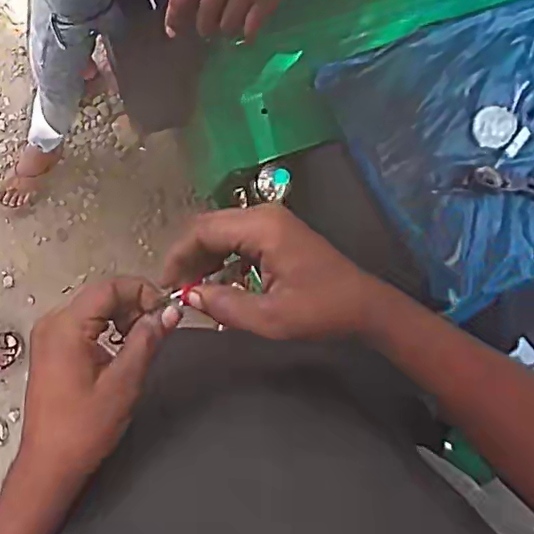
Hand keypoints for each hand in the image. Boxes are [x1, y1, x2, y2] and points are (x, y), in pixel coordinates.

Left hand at [16, 278, 179, 486]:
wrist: (50, 463)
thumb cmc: (81, 429)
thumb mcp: (123, 382)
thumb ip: (147, 340)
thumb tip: (167, 313)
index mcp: (65, 327)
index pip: (110, 287)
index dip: (143, 291)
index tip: (165, 309)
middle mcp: (52, 324)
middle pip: (101, 295)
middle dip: (134, 305)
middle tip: (158, 326)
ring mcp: (48, 336)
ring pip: (94, 309)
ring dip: (122, 317)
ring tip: (141, 341)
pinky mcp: (51, 349)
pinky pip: (84, 325)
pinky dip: (107, 329)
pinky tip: (121, 349)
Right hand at [161, 205, 395, 340]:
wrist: (366, 307)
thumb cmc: (322, 311)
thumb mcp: (270, 317)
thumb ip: (224, 305)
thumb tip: (189, 295)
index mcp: (262, 227)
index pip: (202, 231)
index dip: (178, 257)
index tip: (167, 284)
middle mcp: (264, 216)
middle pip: (209, 227)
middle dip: (188, 256)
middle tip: (178, 288)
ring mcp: (272, 222)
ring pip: (221, 232)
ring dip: (204, 258)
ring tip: (194, 288)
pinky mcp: (277, 233)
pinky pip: (237, 239)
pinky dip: (222, 259)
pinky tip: (219, 283)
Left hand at [164, 0, 364, 40]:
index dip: (175, 17)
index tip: (174, 28)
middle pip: (204, 15)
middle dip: (204, 25)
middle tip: (207, 27)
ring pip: (228, 24)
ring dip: (226, 29)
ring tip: (227, 29)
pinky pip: (255, 23)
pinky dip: (250, 32)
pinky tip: (248, 34)